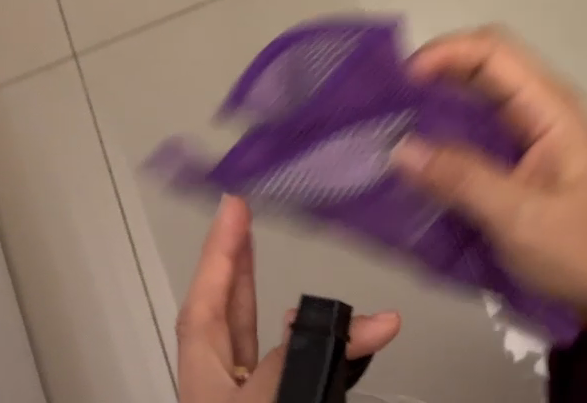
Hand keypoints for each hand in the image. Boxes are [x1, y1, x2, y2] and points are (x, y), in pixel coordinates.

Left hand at [176, 196, 400, 402]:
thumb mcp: (268, 400)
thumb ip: (311, 355)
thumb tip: (381, 319)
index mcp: (204, 383)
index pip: (204, 305)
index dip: (218, 253)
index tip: (233, 204)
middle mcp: (219, 391)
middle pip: (221, 319)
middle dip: (235, 267)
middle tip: (247, 218)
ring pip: (250, 346)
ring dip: (261, 304)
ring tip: (279, 268)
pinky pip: (282, 372)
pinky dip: (300, 346)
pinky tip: (318, 336)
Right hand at [389, 27, 586, 320]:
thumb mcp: (521, 218)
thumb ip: (462, 179)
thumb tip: (400, 148)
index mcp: (549, 105)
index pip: (492, 51)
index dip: (445, 53)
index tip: (402, 82)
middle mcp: (543, 108)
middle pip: (485, 67)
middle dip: (437, 75)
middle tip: (389, 103)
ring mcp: (539, 134)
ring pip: (483, 100)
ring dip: (442, 106)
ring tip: (398, 128)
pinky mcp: (532, 162)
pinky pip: (486, 133)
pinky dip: (453, 137)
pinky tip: (427, 163)